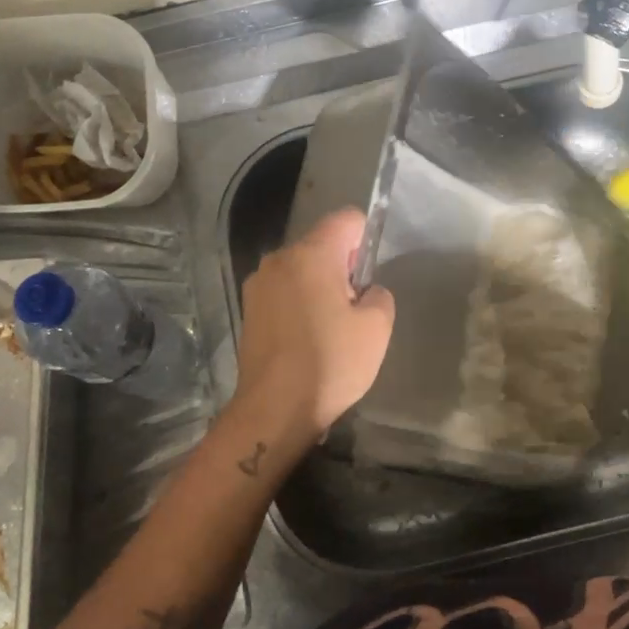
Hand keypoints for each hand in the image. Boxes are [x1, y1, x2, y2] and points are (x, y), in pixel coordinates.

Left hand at [234, 210, 395, 435]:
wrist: (274, 409)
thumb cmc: (330, 363)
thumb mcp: (376, 328)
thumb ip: (380, 296)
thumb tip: (366, 293)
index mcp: (311, 254)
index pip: (347, 219)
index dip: (366, 240)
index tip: (368, 278)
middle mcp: (279, 259)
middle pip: (321, 246)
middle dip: (342, 269)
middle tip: (353, 312)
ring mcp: (258, 285)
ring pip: (300, 271)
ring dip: (318, 289)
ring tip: (329, 331)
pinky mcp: (248, 311)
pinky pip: (284, 293)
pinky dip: (299, 307)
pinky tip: (307, 341)